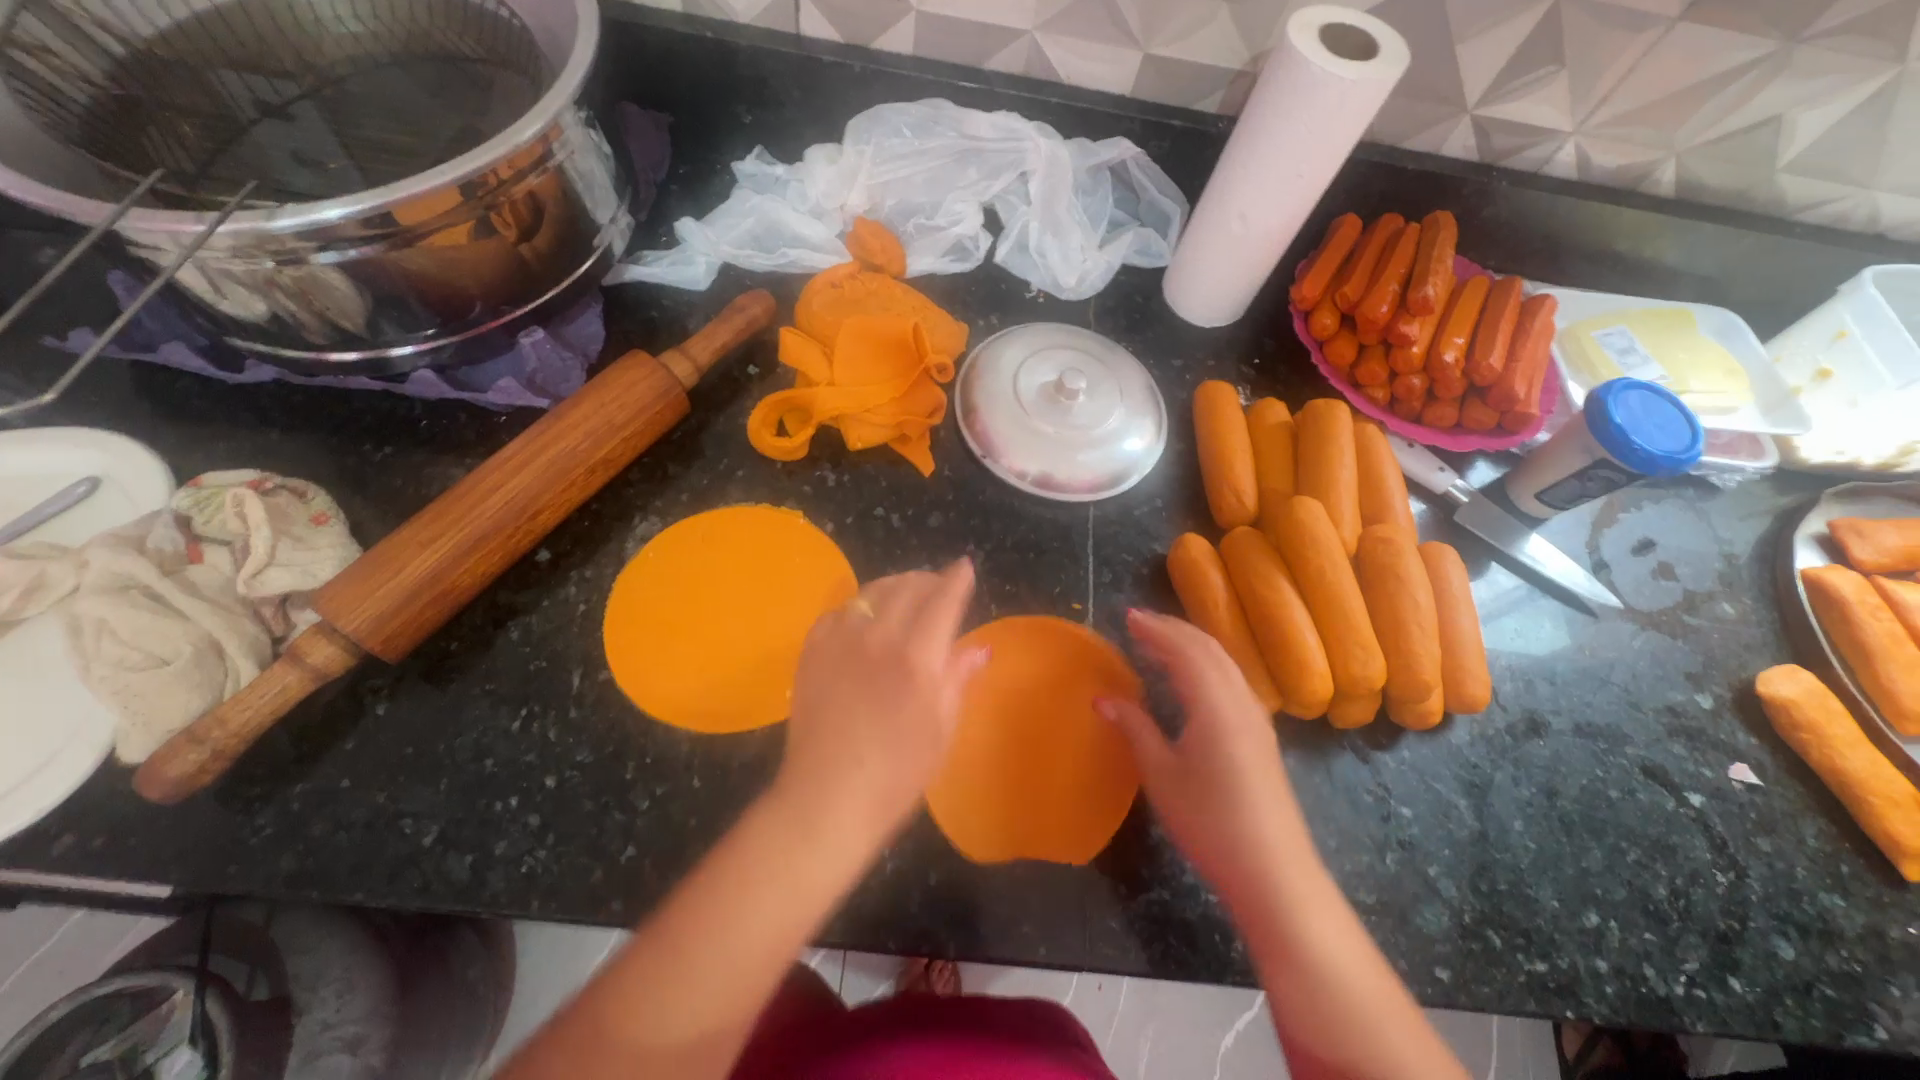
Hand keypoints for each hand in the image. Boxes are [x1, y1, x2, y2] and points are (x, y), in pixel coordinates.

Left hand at [775, 558, 987, 839]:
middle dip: (927, 579)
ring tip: (905, 594)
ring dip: (894, 586)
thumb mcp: (942, 730)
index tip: (965, 567)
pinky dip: (856, 607)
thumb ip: (958, 679)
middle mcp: (878, 637)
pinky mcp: (811, 652)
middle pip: (907, 587)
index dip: (957, 579)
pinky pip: (837, 612)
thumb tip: (979, 648)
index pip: (943, 599)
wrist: (827, 797)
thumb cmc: (897, 774)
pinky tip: (863, 618)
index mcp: (918, 658)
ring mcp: (839, 641)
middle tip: (938, 585)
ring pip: (870, 593)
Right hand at [1098, 609, 1316, 909]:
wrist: (1272, 870)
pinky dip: (1207, 666)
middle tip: (1140, 623)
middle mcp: (1241, 701)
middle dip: (1174, 630)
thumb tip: (1104, 698)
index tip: (1128, 617)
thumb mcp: (1161, 775)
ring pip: (1225, 664)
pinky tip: (1190, 681)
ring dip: (1192, 646)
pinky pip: (1233, 681)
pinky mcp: (1262, 737)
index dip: (1156, 629)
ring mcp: (1257, 719)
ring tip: (1160, 645)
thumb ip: (1135, 728)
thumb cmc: (1209, 822)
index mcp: (1215, 704)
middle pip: (1210, 649)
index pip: (1185, 650)